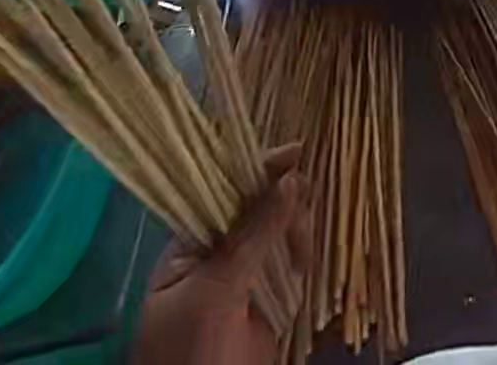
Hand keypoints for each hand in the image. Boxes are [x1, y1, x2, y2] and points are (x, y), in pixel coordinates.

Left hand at [134, 144, 310, 364]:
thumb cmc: (191, 355)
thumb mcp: (217, 291)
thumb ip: (255, 234)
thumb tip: (293, 178)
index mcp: (191, 245)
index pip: (226, 189)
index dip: (260, 167)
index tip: (297, 151)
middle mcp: (219, 250)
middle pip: (261, 202)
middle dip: (285, 203)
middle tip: (300, 219)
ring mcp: (245, 272)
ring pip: (282, 226)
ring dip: (297, 231)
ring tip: (299, 259)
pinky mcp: (269, 294)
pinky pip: (292, 256)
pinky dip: (304, 252)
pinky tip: (304, 265)